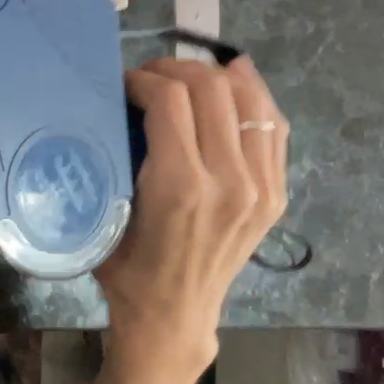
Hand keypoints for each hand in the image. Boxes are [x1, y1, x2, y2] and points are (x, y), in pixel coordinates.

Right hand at [95, 57, 289, 383]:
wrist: (171, 314)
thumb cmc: (123, 266)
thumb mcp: (107, 209)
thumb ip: (120, 159)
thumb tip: (121, 110)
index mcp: (179, 185)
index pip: (170, 101)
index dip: (143, 79)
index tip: (123, 82)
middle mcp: (230, 180)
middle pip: (212, 91)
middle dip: (176, 70)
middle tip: (149, 75)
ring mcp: (261, 187)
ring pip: (251, 100)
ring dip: (216, 76)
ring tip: (188, 76)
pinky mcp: (275, 194)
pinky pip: (272, 127)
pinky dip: (252, 98)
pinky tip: (234, 85)